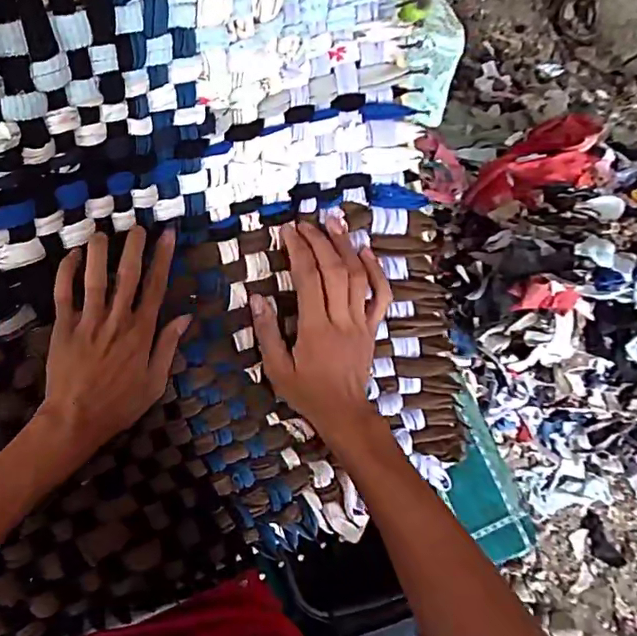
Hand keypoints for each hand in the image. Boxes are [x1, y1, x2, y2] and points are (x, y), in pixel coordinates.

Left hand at [36, 225, 191, 462]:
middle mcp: (116, 320)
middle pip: (128, 275)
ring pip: (95, 278)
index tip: (166, 236)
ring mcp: (88, 321)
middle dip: (134, 247)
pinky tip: (73, 255)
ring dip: (100, 252)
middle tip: (137, 226)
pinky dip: (68, 272)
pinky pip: (64, 293)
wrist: (76, 419)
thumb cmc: (118, 405)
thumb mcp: (154, 382)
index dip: (162, 258)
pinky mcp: (64, 326)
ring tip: (102, 232)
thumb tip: (186, 316)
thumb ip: (168, 346)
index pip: (155, 287)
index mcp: (141, 332)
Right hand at [250, 212, 393, 440]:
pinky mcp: (372, 327)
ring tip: (334, 222)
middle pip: (334, 270)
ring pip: (358, 276)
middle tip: (305, 223)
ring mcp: (361, 322)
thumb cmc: (306, 392)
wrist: (344, 413)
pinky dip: (376, 270)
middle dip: (319, 241)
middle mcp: (341, 320)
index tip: (287, 231)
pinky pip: (380, 295)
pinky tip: (365, 251)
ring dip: (346, 246)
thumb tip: (256, 298)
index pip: (308, 278)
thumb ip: (267, 332)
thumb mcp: (276, 368)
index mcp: (315, 328)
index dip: (298, 250)